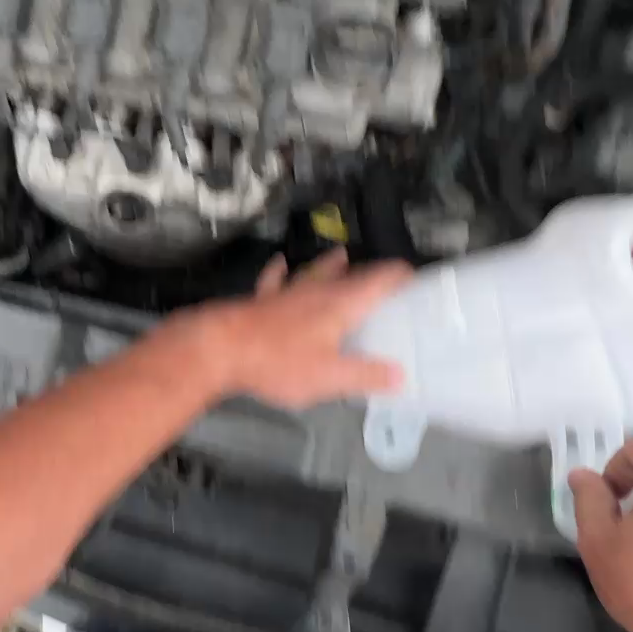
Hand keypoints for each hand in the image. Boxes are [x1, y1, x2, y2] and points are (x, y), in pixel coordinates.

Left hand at [181, 248, 409, 409]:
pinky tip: (280, 263)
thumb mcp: (329, 377)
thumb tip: (399, 375)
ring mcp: (284, 294)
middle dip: (366, 273)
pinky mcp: (258, 301)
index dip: (397, 276)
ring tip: (340, 254)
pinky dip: (279, 272)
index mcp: (339, 306)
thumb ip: (365, 375)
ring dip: (327, 266)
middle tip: (382, 271)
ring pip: (311, 274)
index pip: (376, 282)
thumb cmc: (278, 361)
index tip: (412, 274)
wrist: (219, 348)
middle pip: (346, 277)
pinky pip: (274, 281)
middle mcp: (313, 292)